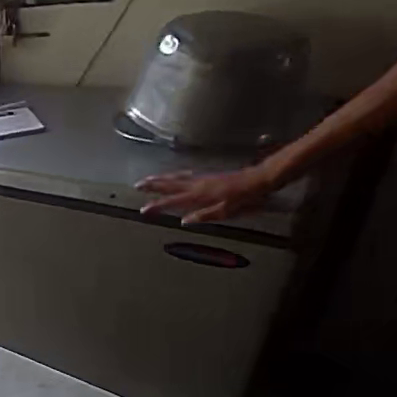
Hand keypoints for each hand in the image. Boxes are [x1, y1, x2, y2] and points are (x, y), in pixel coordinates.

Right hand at [137, 165, 279, 223]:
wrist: (260, 179)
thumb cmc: (246, 198)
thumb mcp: (227, 211)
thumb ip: (205, 216)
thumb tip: (184, 221)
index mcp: (199, 195)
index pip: (172, 201)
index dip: (157, 206)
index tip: (143, 210)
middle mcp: (197, 185)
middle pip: (169, 184)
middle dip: (152, 185)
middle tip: (137, 185)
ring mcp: (201, 178)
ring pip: (175, 177)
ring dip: (160, 178)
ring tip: (148, 179)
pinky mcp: (207, 176)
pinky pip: (184, 175)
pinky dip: (174, 175)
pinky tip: (172, 175)